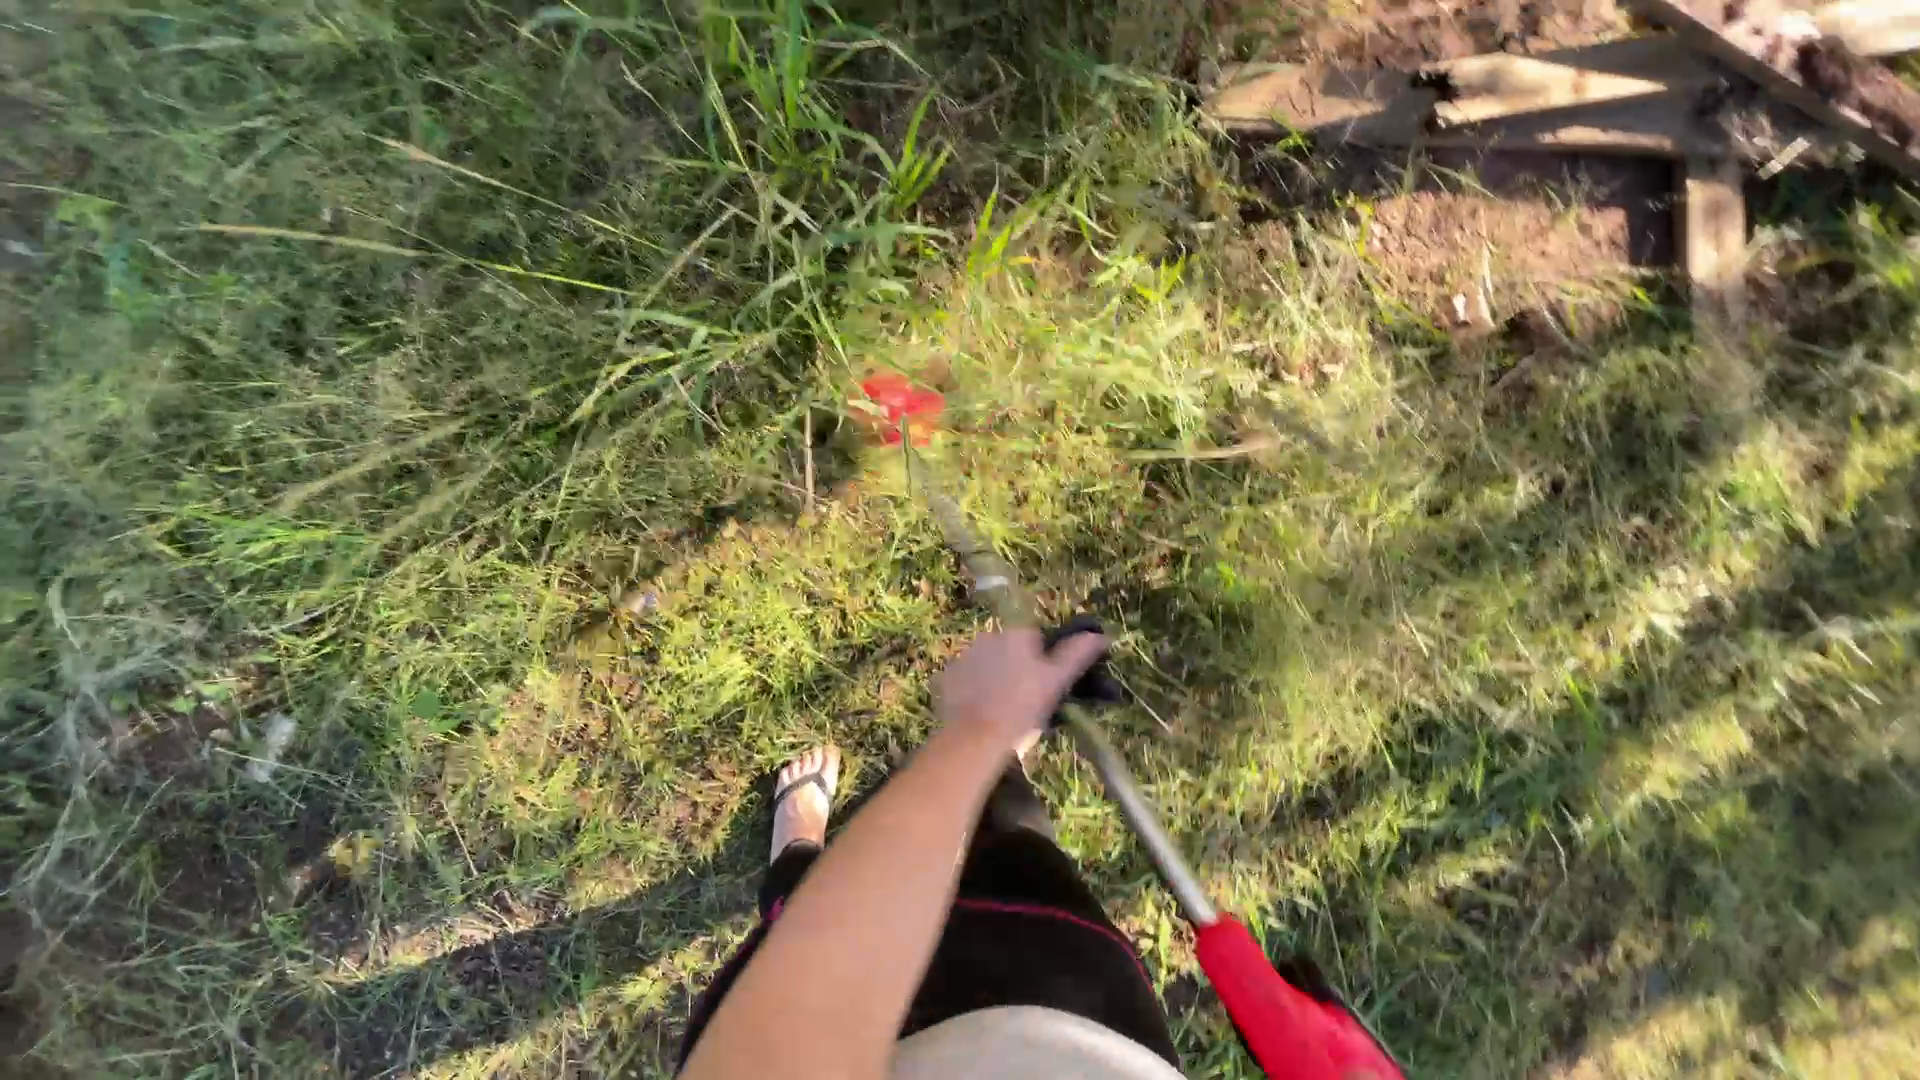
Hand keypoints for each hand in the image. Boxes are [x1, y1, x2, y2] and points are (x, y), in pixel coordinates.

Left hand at [933, 629, 1109, 750]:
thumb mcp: (1057, 681)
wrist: (977, 736)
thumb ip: (1078, 654)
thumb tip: (1101, 635)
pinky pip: (966, 678)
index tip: (1044, 686)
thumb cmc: (1023, 707)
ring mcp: (964, 655)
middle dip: (1017, 667)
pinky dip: (973, 688)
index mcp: (1017, 634)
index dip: (1043, 663)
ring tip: (1002, 708)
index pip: (1035, 639)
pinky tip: (980, 710)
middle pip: (1009, 649)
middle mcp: (988, 636)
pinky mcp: (947, 676)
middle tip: (1025, 701)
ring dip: (994, 677)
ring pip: (987, 663)